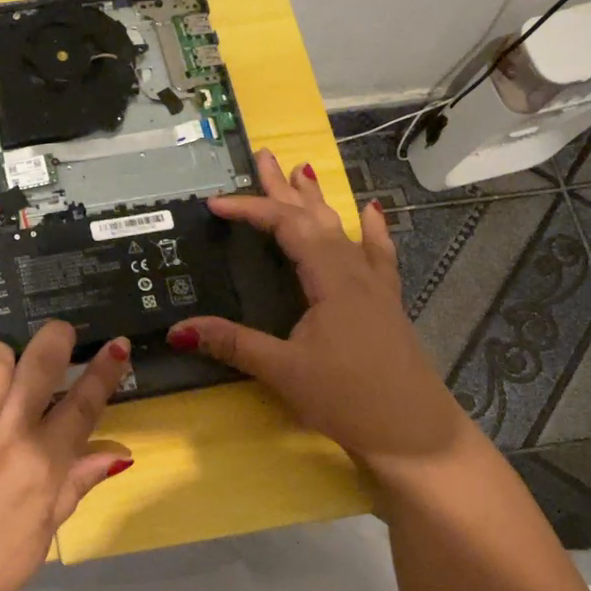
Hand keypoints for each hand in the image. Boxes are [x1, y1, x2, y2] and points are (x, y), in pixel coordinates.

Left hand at [0, 312, 133, 590]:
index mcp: (44, 468)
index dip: (103, 373)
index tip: (116, 346)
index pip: (83, 407)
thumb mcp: (42, 535)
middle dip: (56, 340)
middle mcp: (8, 439)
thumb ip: (75, 486)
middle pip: (41, 368)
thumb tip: (117, 454)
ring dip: (0, 354)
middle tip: (58, 332)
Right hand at [168, 150, 470, 474]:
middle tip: (265, 157)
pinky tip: (371, 213)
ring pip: (343, 231)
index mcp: (331, 280)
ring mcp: (375, 287)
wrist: (412, 433)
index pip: (288, 227)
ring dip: (319, 202)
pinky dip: (370, 231)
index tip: (215, 203)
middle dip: (286, 189)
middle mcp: (355, 273)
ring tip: (304, 172)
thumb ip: (233, 344)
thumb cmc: (347, 399)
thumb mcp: (283, 371)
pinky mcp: (386, 305)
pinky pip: (377, 255)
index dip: (251, 210)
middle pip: (317, 218)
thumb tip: (178, 328)